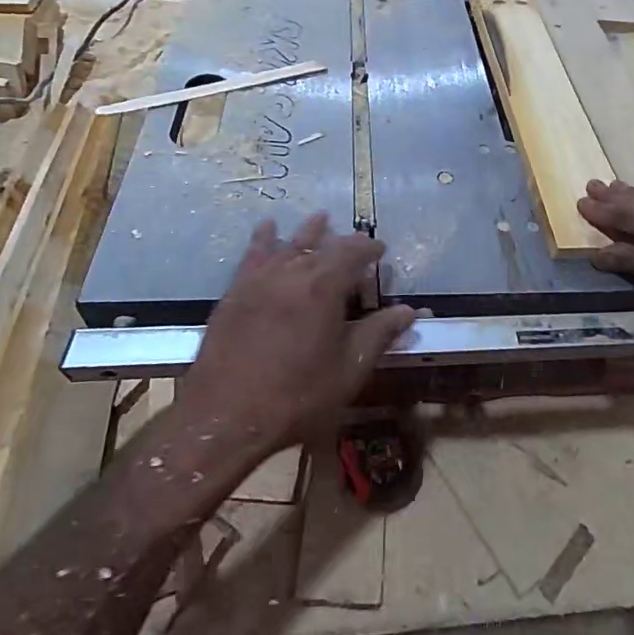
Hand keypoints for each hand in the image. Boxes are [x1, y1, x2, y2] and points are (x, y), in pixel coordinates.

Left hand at [177, 214, 415, 459]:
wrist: (225, 417)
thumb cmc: (297, 397)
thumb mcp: (349, 369)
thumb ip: (379, 334)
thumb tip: (409, 311)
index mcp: (323, 287)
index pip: (352, 253)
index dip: (369, 248)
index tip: (381, 249)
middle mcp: (290, 273)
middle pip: (321, 246)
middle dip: (342, 242)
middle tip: (356, 241)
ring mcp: (258, 280)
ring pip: (287, 245)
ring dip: (307, 232)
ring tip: (319, 218)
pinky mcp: (234, 293)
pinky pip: (252, 255)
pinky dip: (263, 239)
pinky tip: (267, 229)